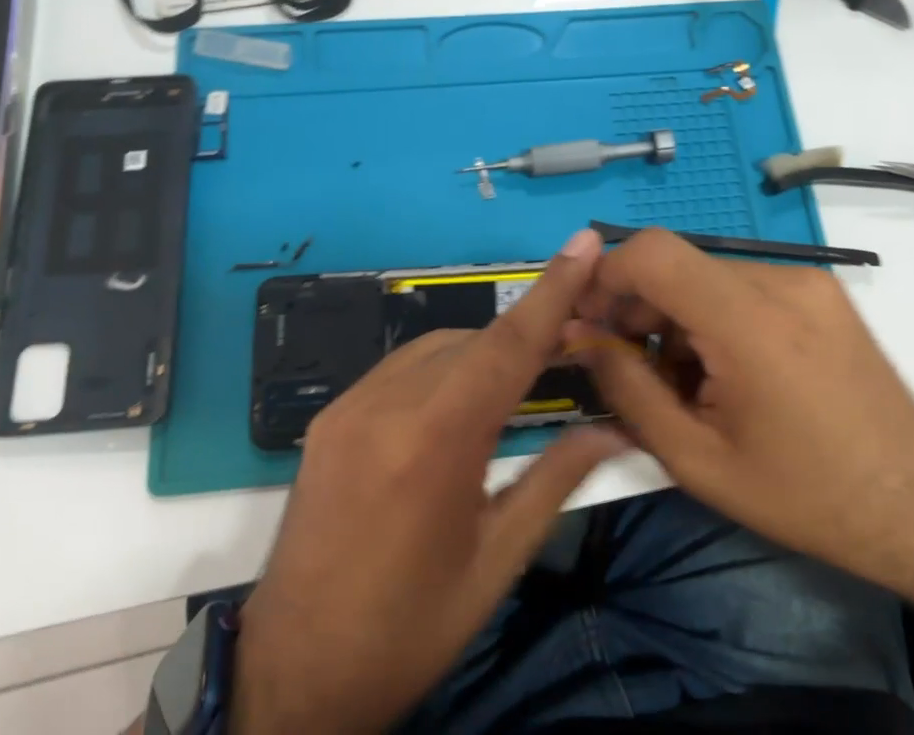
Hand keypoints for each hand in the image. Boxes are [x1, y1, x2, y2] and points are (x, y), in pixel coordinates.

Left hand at [232, 229, 630, 734]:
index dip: (553, 292)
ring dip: (482, 352)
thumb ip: (554, 481)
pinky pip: (397, 370)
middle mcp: (385, 407)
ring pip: (432, 350)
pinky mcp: (326, 422)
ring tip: (520, 381)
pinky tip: (460, 402)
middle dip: (525, 336)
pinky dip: (440, 370)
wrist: (298, 670)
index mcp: (435, 443)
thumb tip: (614, 431)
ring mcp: (347, 410)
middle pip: (472, 342)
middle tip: (573, 348)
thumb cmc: (412, 627)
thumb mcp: (497, 561)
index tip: (584, 243)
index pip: (507, 346)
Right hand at [567, 229, 913, 580]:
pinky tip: (726, 378)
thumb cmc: (805, 494)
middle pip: (679, 266)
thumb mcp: (696, 458)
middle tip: (626, 371)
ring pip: (709, 279)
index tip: (587, 324)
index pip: (652, 252)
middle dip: (638, 310)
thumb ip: (629, 390)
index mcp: (748, 319)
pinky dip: (716, 322)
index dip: (605, 276)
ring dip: (677, 321)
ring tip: (683, 387)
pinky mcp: (825, 297)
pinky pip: (746, 290)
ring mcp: (810, 285)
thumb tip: (583, 338)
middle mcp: (781, 281)